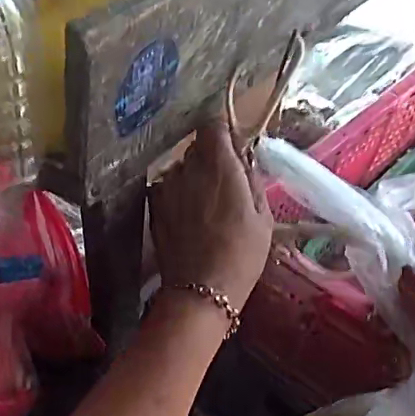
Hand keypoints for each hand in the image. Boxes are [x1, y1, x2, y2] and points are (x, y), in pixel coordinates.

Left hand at [149, 118, 273, 308]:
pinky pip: (166, 188)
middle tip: (224, 183)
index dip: (223, 132)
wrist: (201, 289)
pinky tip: (186, 217)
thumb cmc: (241, 254)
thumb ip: (250, 179)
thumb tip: (243, 158)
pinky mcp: (152, 207)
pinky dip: (176, 195)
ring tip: (204, 205)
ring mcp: (165, 188)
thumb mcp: (262, 215)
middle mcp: (187, 170)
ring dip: (191, 177)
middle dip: (209, 158)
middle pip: (196, 148)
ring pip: (179, 169)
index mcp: (219, 167)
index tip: (232, 146)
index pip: (212, 126)